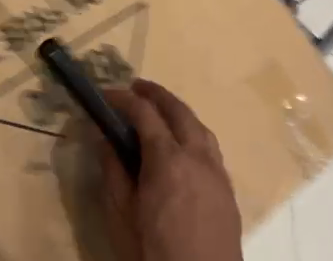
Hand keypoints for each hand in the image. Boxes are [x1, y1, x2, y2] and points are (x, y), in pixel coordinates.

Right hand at [98, 80, 244, 260]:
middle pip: (179, 112)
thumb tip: (104, 138)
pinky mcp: (228, 195)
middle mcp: (197, 159)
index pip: (144, 112)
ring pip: (201, 129)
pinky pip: (211, 150)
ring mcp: (218, 176)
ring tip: (160, 112)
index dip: (123, 98)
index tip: (105, 95)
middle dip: (156, 94)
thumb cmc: (153, 253)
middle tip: (135, 87)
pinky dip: (193, 135)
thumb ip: (113, 170)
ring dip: (179, 113)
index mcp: (167, 160)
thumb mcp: (121, 213)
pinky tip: (182, 148)